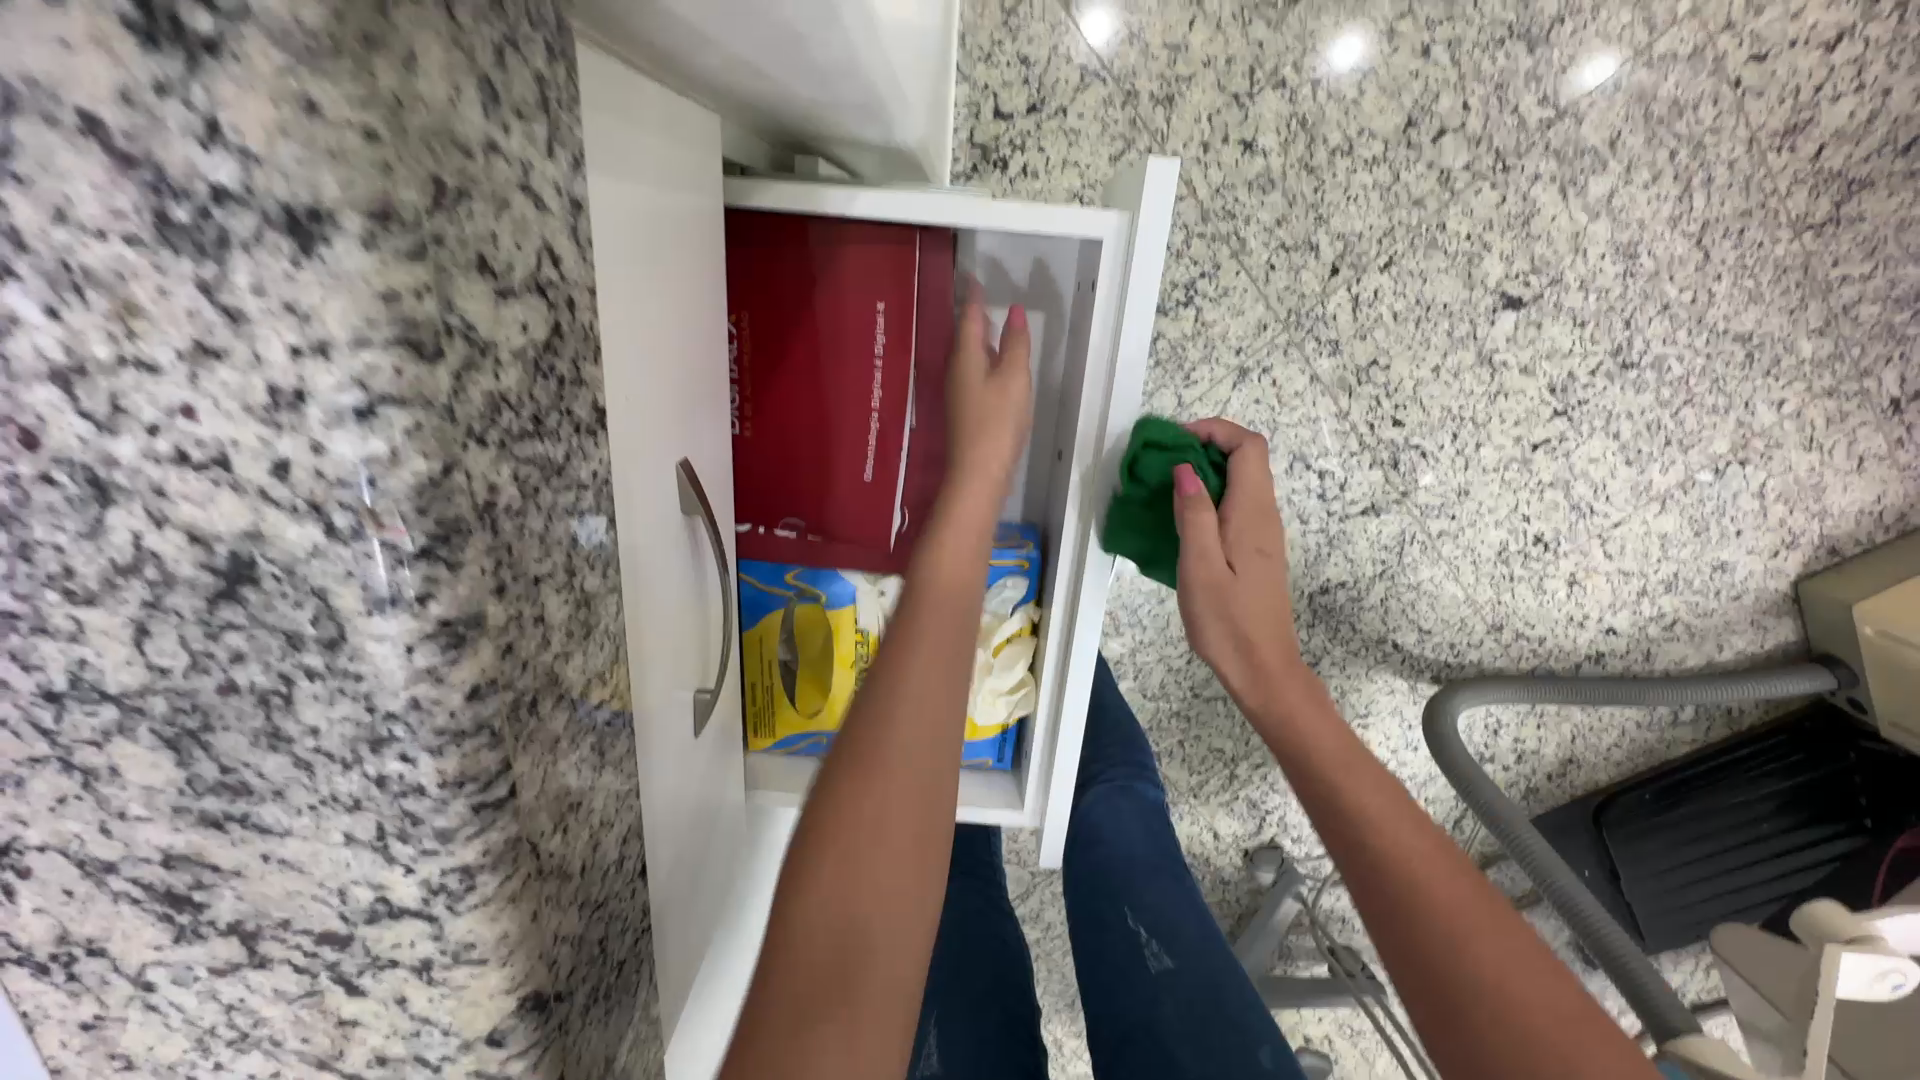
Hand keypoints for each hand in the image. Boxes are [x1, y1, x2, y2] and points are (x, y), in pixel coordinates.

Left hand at [944, 281, 1032, 506]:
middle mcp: (956, 371)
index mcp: (965, 357)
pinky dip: (983, 361)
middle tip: (982, 298)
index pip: (969, 318)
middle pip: (964, 336)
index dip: (975, 298)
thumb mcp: (1014, 378)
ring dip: (978, 339)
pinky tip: (993, 366)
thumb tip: (1015, 311)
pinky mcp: (965, 410)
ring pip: (967, 356)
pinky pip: (972, 373)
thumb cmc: (997, 422)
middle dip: (973, 317)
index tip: (975, 278)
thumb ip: (1016, 344)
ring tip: (990, 325)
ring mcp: (958, 392)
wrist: (978, 473)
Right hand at [1171, 418, 1307, 716]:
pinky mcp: (1255, 552)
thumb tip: (1186, 469)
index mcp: (1252, 513)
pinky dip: (1209, 499)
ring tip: (1164, 490)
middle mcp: (1264, 516)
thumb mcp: (1200, 566)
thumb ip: (1194, 513)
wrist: (1262, 668)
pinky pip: (1235, 507)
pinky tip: (1180, 522)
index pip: (1249, 446)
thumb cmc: (1227, 621)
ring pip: (1240, 483)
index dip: (1216, 431)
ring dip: (1204, 475)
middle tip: (1162, 465)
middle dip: (1204, 448)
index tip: (1177, 442)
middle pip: (1246, 460)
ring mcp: (1262, 535)